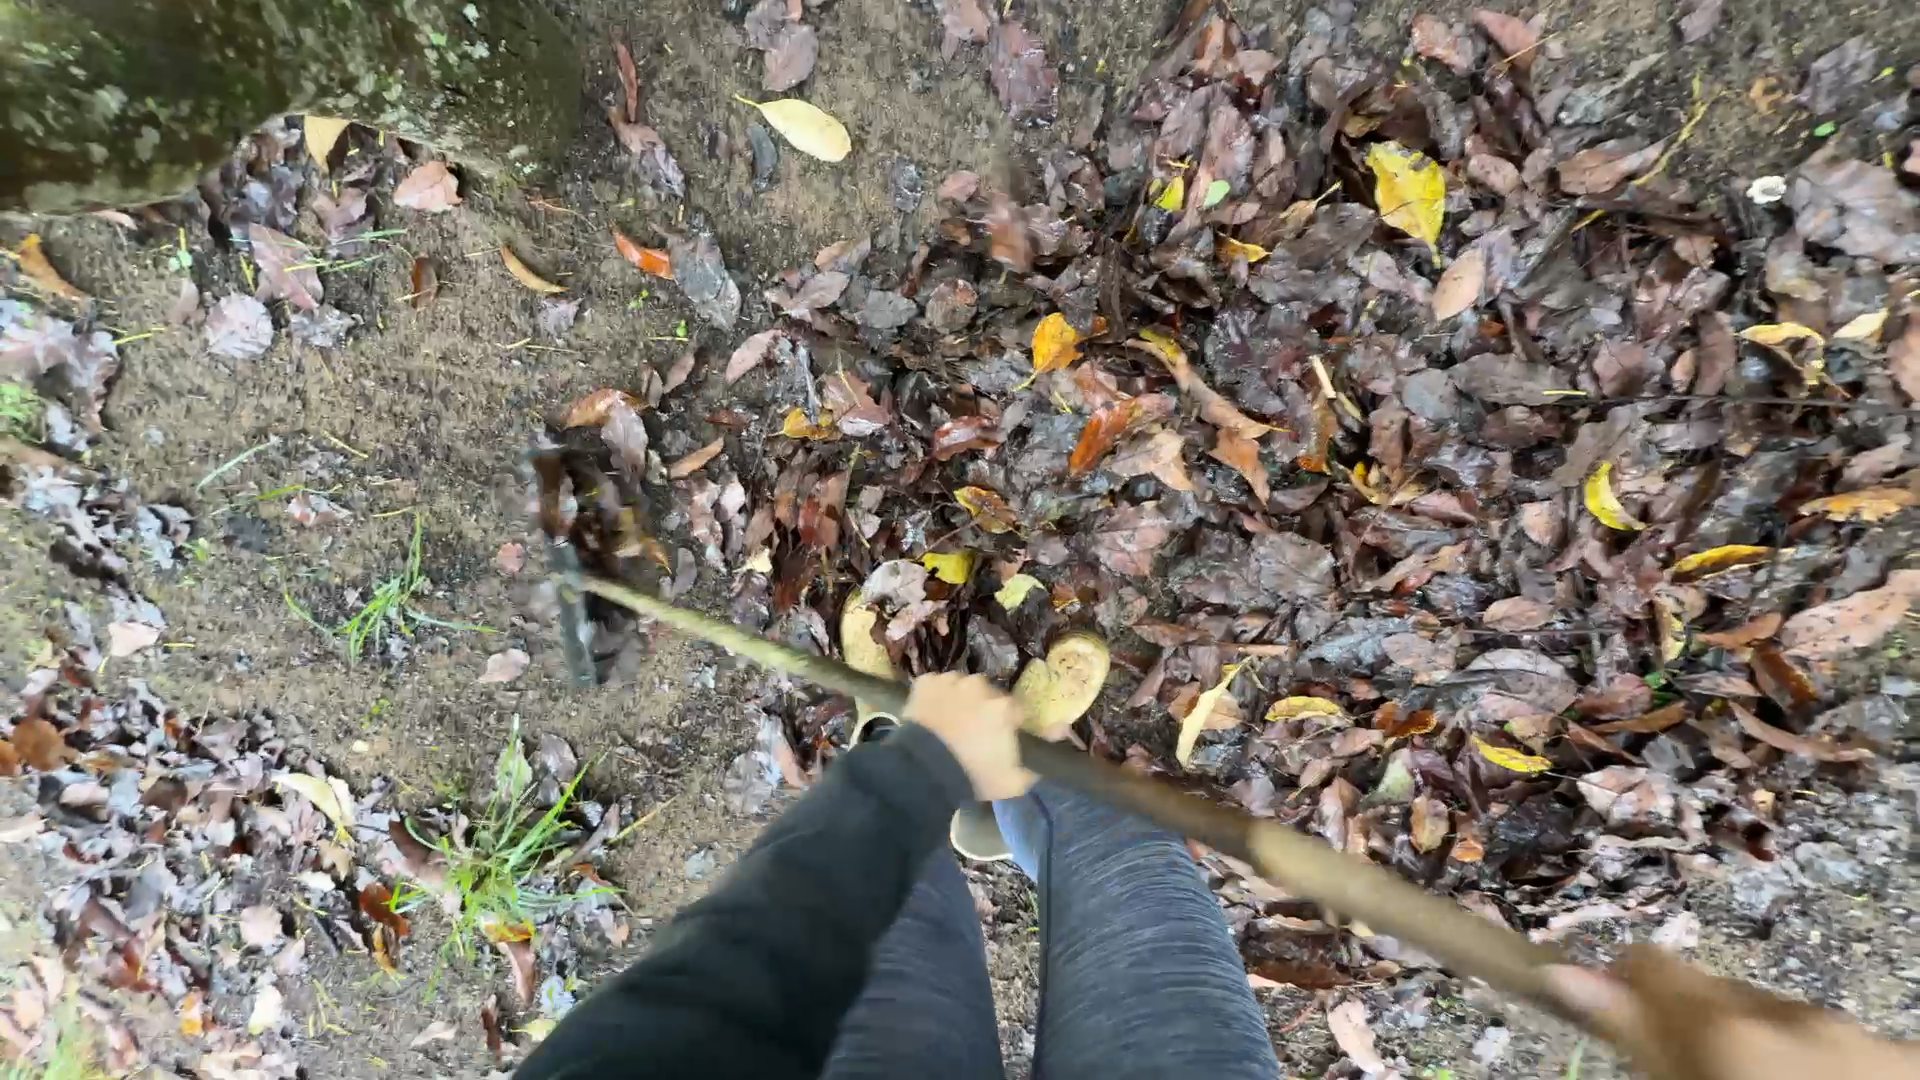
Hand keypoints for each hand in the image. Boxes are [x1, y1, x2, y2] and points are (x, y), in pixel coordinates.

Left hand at [903, 673, 1031, 800]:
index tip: (999, 738)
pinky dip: (935, 696)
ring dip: (960, 699)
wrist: (924, 769)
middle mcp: (980, 686)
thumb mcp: (1012, 783)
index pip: (1014, 710)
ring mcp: (951, 680)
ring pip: (961, 686)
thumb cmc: (972, 775)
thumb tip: (1037, 768)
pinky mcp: (926, 682)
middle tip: (973, 731)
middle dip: (984, 709)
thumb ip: (1030, 772)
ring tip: (950, 722)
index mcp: (1004, 706)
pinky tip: (932, 714)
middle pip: (988, 694)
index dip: (1008, 723)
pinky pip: (935, 685)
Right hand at [1548, 947, 1919, 1079]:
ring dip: (1774, 1049)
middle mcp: (1787, 1012)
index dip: (1629, 987)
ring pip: (1787, 1021)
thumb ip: (1632, 1036)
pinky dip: (1829, 1066)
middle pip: (1718, 993)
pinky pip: (1849, 1044)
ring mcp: (1865, 1037)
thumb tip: (1561, 974)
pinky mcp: (1911, 1057)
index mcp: (1722, 1025)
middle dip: (1708, 1025)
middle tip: (1712, 1077)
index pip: (1645, 961)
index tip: (1629, 1021)